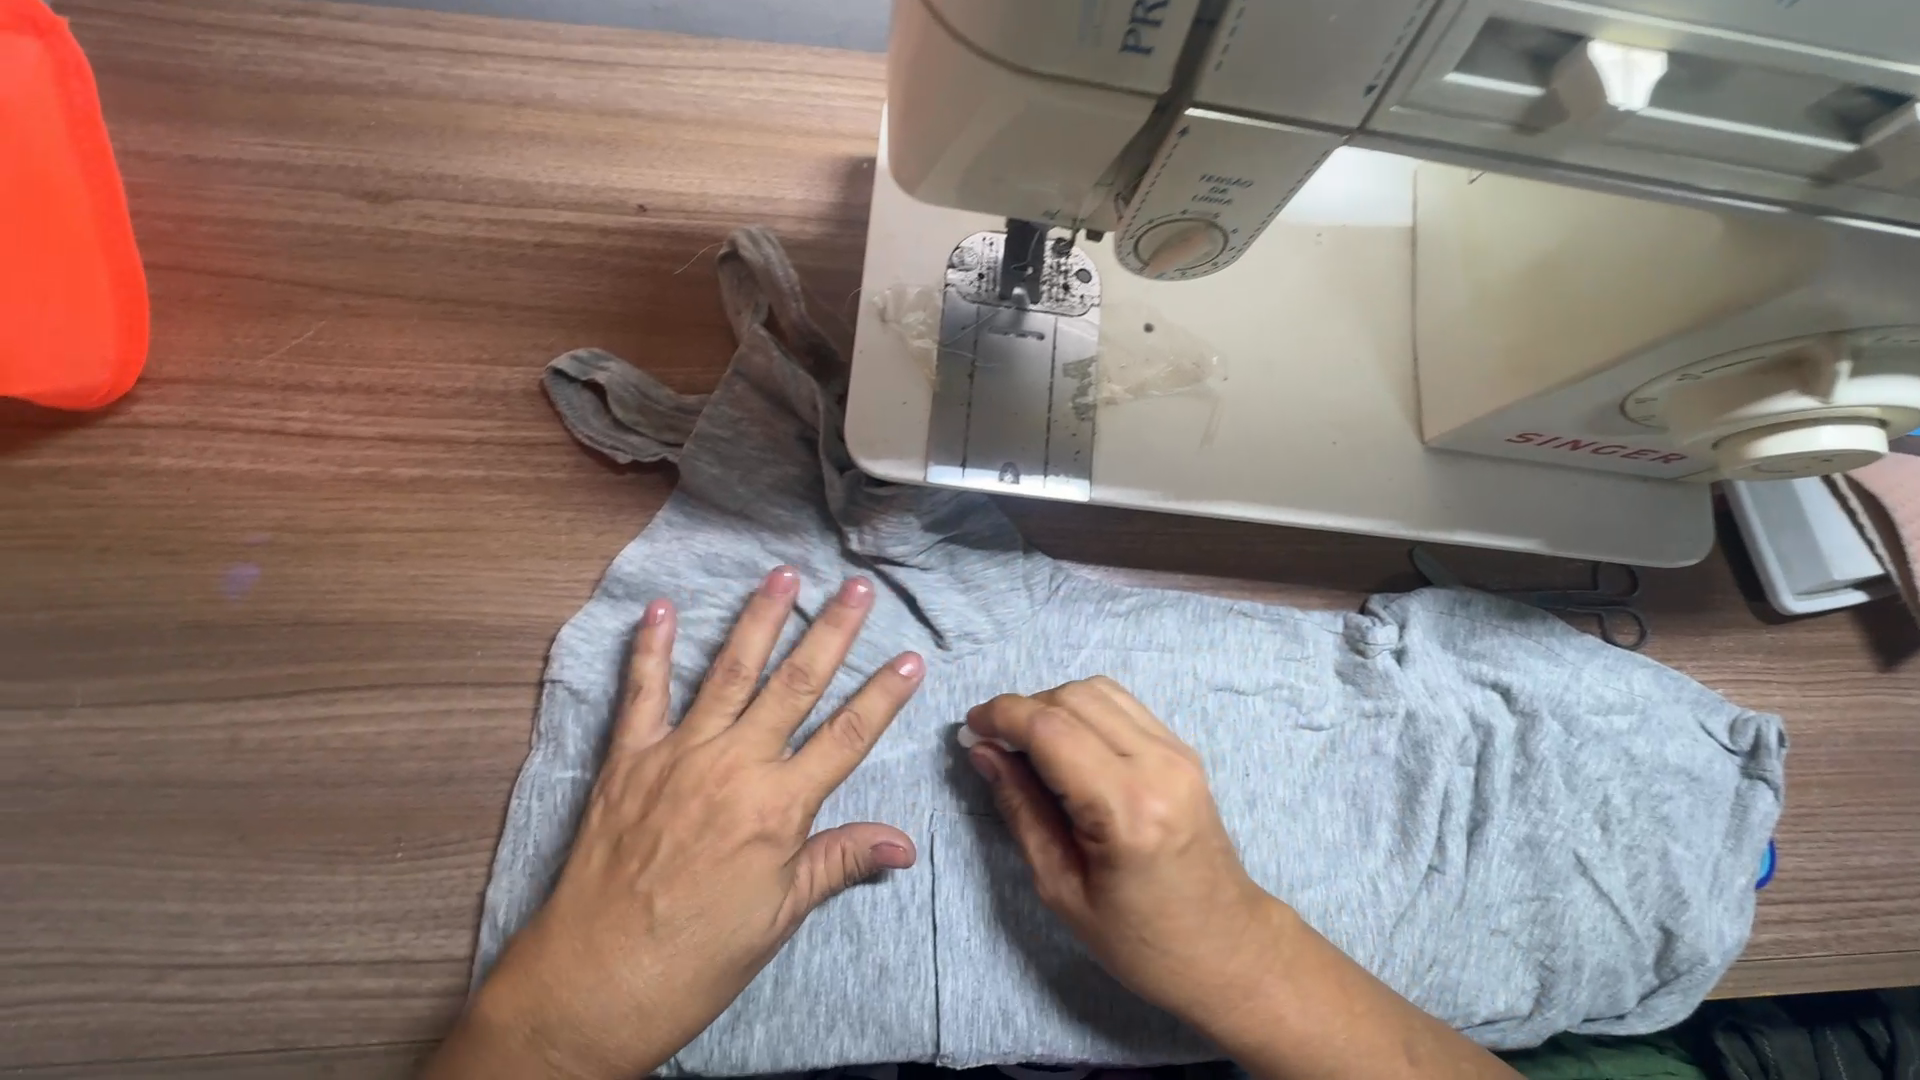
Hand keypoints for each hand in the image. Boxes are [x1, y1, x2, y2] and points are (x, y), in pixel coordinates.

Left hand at [427, 566, 924, 1079]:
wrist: (593, 984)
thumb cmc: (697, 958)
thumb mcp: (780, 915)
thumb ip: (839, 861)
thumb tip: (905, 844)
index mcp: (778, 808)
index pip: (847, 737)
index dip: (883, 696)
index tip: (910, 658)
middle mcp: (735, 766)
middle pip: (796, 685)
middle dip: (832, 631)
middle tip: (857, 588)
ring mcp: (679, 755)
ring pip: (729, 672)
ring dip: (759, 619)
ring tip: (783, 575)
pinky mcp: (629, 759)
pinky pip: (642, 693)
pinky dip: (651, 649)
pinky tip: (660, 609)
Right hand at [963, 677, 1289, 1025]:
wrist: (1227, 948)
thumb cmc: (1138, 939)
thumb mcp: (1060, 887)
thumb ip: (1020, 808)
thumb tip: (982, 751)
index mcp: (1125, 808)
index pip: (1050, 728)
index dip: (1001, 716)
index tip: (969, 727)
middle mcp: (1157, 765)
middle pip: (1072, 697)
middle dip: (1023, 709)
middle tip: (995, 743)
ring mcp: (1177, 751)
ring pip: (1097, 690)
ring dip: (1052, 704)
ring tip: (1028, 744)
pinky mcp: (1184, 750)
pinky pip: (1122, 704)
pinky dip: (1083, 710)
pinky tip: (1067, 744)